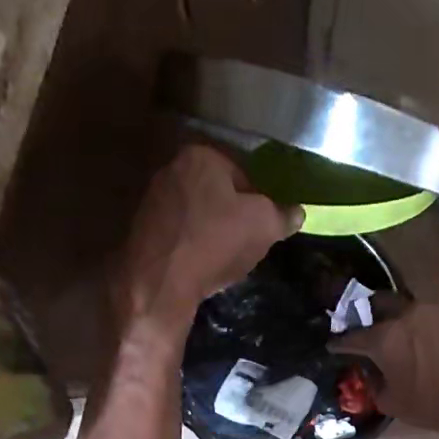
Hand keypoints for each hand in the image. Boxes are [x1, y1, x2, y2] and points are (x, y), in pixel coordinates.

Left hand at [113, 146, 299, 326]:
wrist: (160, 282)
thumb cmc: (216, 243)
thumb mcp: (264, 227)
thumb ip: (283, 215)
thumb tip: (297, 212)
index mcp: (202, 156)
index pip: (243, 174)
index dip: (260, 203)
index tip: (264, 228)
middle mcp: (172, 169)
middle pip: (217, 193)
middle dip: (233, 217)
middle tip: (247, 244)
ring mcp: (152, 199)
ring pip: (196, 214)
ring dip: (212, 234)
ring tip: (223, 260)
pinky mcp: (141, 230)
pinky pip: (178, 235)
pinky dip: (191, 248)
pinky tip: (200, 268)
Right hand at [332, 303, 438, 438]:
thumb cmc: (429, 403)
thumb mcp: (390, 402)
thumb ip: (374, 383)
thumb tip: (371, 372)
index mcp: (382, 338)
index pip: (351, 337)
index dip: (340, 343)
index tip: (334, 346)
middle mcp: (403, 316)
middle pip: (377, 303)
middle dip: (368, 313)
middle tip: (368, 327)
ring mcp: (430, 310)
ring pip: (406, 307)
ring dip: (400, 319)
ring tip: (403, 335)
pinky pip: (431, 316)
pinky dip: (425, 326)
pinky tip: (430, 341)